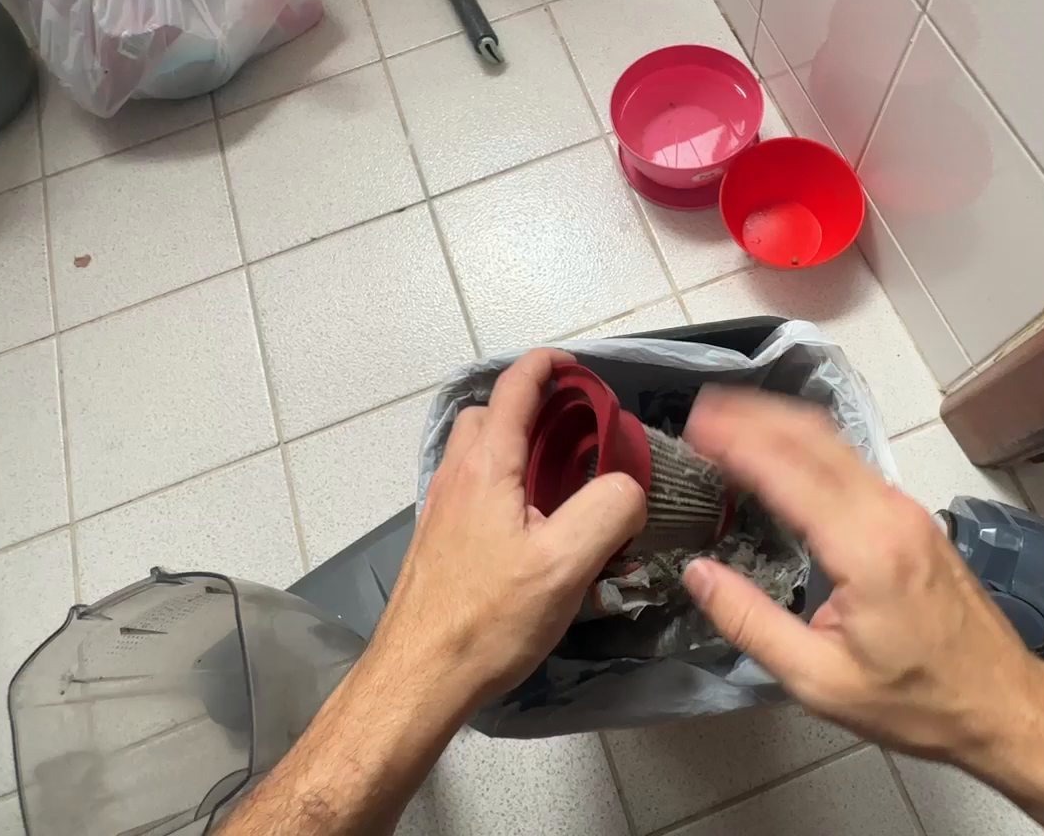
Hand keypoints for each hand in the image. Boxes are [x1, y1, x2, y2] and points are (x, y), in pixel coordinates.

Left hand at [373, 348, 647, 709]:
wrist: (415, 679)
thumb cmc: (488, 617)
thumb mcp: (565, 565)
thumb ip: (608, 510)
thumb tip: (628, 485)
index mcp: (487, 465)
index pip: (514, 387)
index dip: (546, 364)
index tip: (579, 367)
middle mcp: (457, 474)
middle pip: (491, 412)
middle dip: (531, 404)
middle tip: (575, 430)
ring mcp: (441, 506)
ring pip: (477, 448)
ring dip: (515, 442)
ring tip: (558, 478)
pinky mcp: (438, 536)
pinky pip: (473, 483)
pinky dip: (502, 476)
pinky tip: (528, 523)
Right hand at [680, 388, 1043, 761]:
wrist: (1007, 704)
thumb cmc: (916, 701)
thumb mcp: (821, 680)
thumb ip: (751, 623)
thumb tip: (698, 573)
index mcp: (865, 550)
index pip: (788, 473)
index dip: (738, 443)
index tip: (697, 429)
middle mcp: (887, 512)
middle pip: (811, 438)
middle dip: (752, 416)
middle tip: (702, 412)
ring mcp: (904, 506)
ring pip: (832, 439)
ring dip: (777, 419)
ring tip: (729, 417)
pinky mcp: (909, 511)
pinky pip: (847, 456)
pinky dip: (803, 439)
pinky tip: (779, 444)